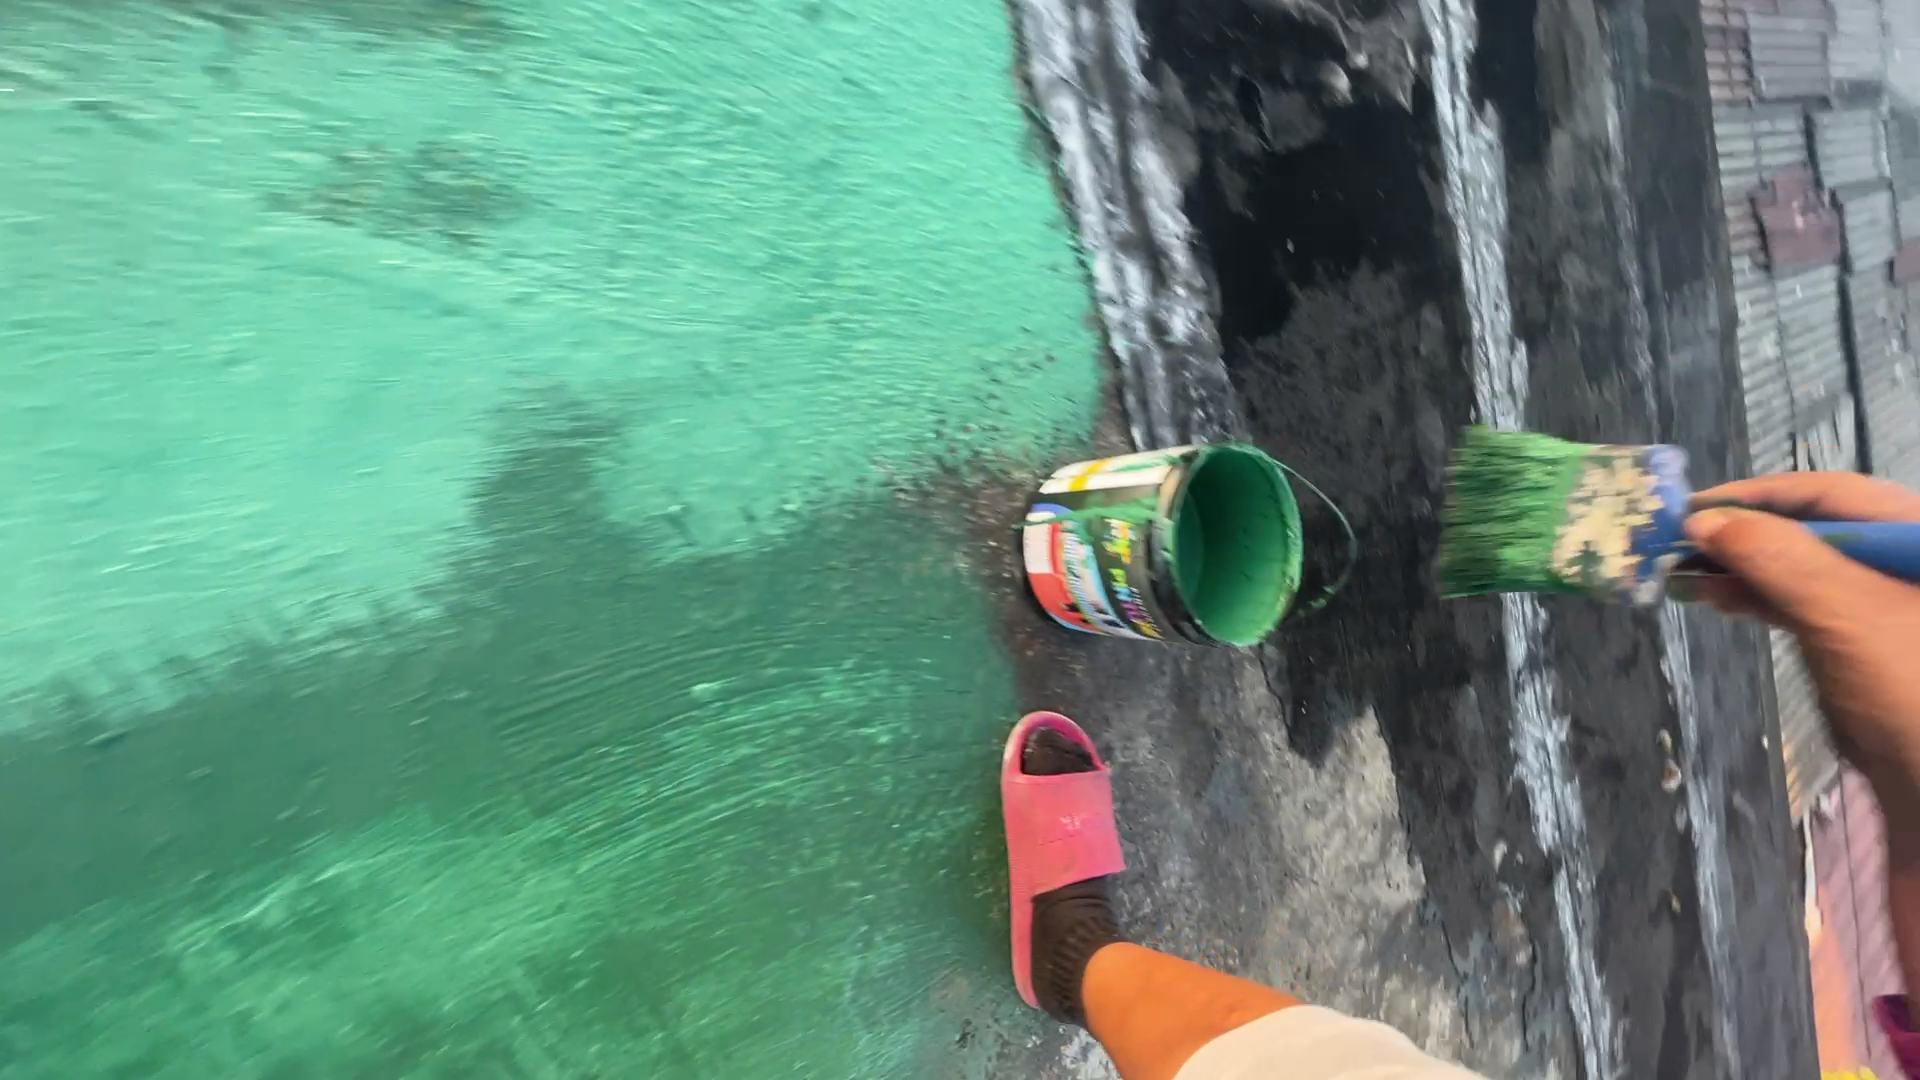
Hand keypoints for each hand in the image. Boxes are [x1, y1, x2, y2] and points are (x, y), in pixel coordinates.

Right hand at [1683, 472, 1919, 792]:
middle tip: (1675, 544)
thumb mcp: (1850, 614)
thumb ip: (1779, 557)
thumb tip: (1701, 520)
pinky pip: (1805, 598)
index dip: (1757, 495)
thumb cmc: (1917, 689)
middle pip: (1817, 526)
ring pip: (1804, 564)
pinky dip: (1757, 593)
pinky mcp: (1869, 638)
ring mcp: (1891, 602)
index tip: (1688, 510)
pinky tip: (1719, 598)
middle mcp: (1909, 562)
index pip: (1836, 492)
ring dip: (1740, 564)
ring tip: (1685, 573)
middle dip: (1741, 532)